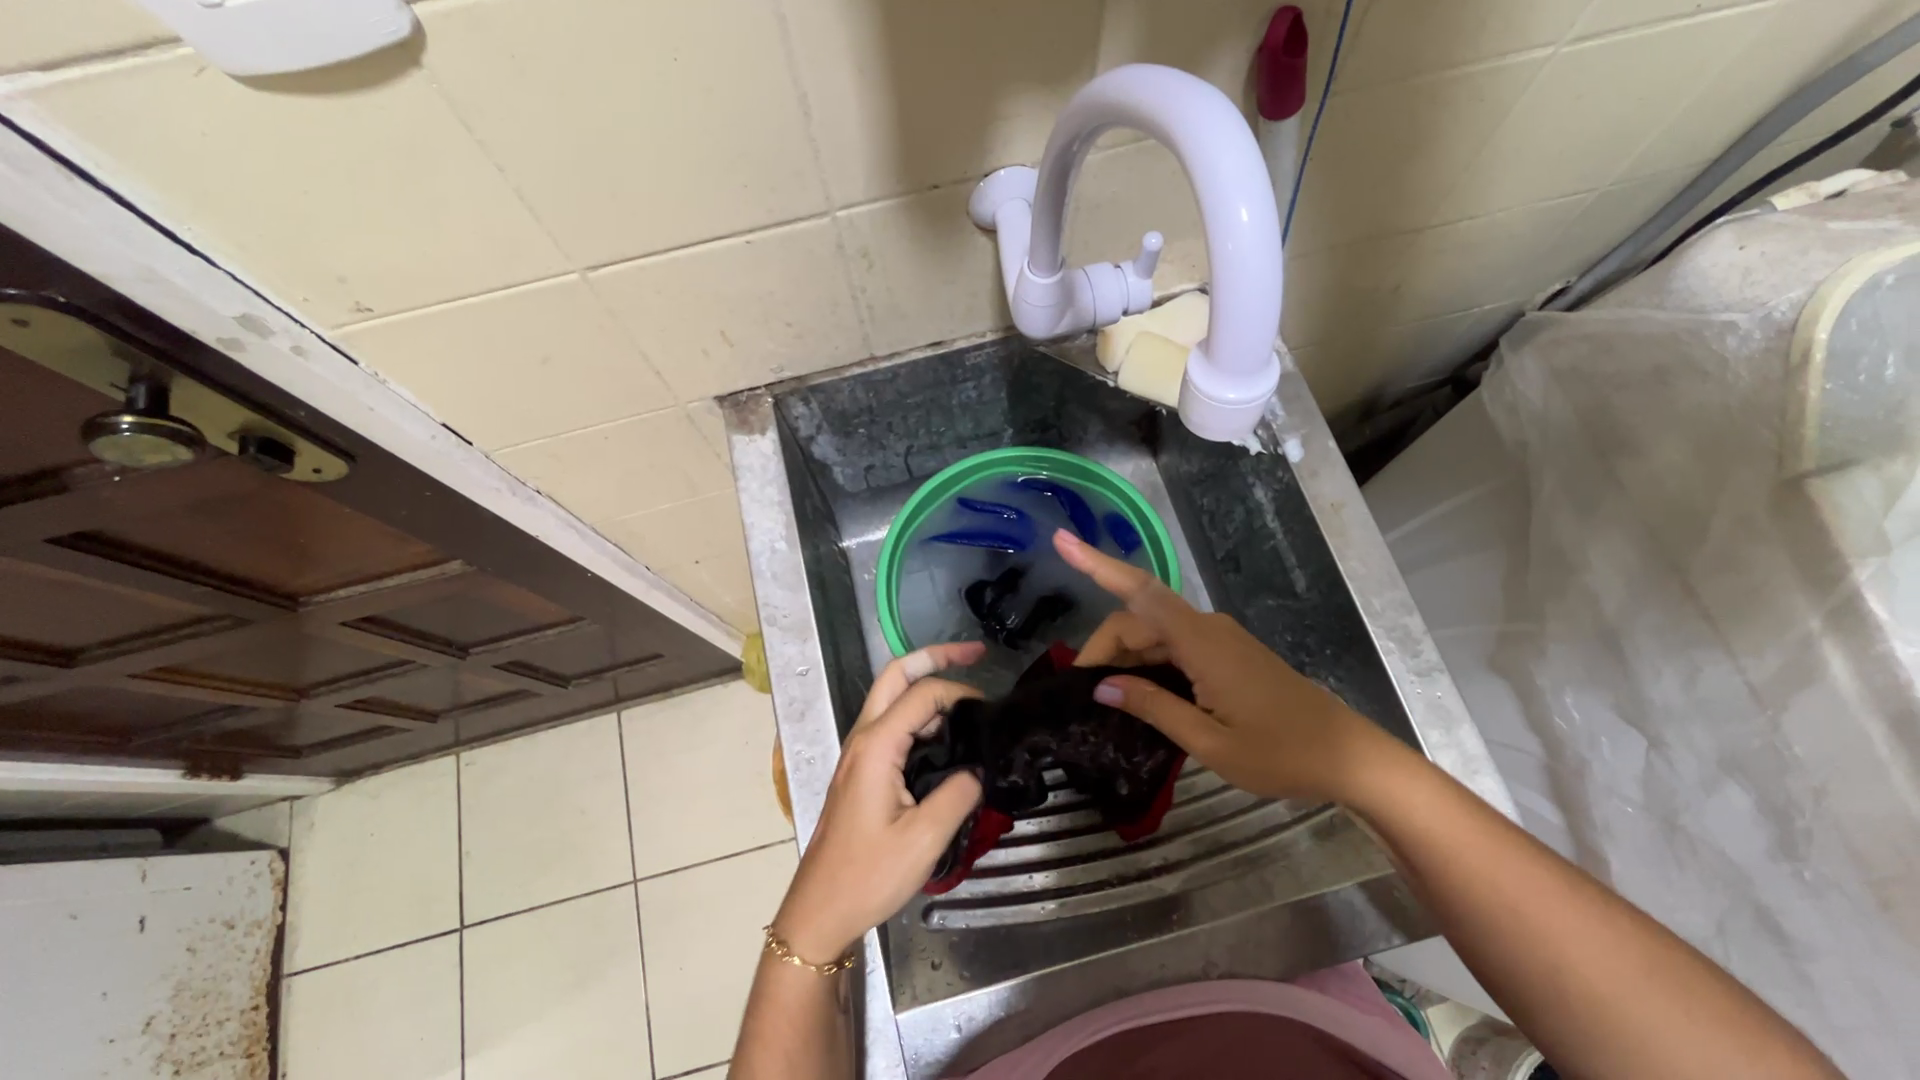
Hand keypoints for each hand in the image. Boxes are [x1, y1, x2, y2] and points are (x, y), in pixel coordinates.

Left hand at [771, 643, 985, 963]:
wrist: (822, 909)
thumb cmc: (868, 875)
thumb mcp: (924, 839)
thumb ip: (959, 794)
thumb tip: (979, 768)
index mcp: (876, 746)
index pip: (922, 694)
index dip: (960, 692)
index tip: (992, 710)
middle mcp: (863, 738)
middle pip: (896, 675)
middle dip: (935, 657)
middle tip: (976, 653)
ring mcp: (859, 753)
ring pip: (890, 698)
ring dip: (927, 685)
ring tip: (969, 698)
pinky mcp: (862, 771)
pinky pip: (892, 725)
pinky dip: (920, 716)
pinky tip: (948, 736)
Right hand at [1056, 529, 1386, 801]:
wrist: (1348, 757)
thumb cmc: (1281, 753)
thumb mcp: (1209, 741)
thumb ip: (1153, 707)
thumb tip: (1101, 686)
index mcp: (1202, 643)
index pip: (1139, 592)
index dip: (1097, 564)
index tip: (1061, 542)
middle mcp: (1208, 629)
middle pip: (1139, 619)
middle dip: (1104, 648)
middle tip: (1083, 697)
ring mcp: (1221, 639)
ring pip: (1156, 634)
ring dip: (1126, 658)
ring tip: (1104, 698)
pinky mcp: (1229, 654)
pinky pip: (1176, 646)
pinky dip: (1149, 662)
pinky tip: (1139, 692)